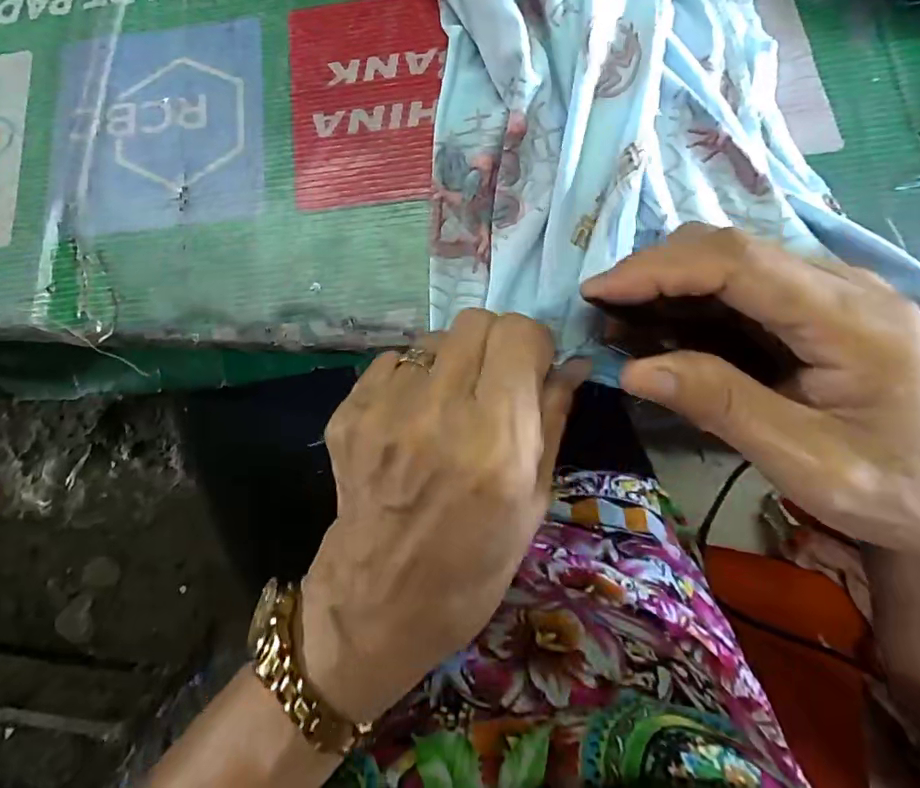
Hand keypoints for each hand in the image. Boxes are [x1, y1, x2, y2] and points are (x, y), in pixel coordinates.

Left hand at [297, 310, 588, 722]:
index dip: (532, 345)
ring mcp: (384, 407)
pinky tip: (410, 420)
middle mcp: (436, 410)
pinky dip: (409, 379)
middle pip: (473, 321)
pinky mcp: (348, 411)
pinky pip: (391, 363)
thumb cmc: (474, 563)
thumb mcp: (532, 500)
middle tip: (492, 381)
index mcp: (495, 437)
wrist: (382, 596)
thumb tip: (571, 362)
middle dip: (493, 343)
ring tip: (447, 405)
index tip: (531, 369)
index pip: (518, 333)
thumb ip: (551, 418)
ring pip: (430, 339)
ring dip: (449, 362)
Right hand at [580, 223, 919, 574]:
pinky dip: (691, 300)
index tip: (597, 292)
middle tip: (601, 311)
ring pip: (731, 260)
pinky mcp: (820, 309)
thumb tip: (633, 370)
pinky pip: (743, 286)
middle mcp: (847, 288)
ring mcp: (836, 294)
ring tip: (620, 322)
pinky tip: (662, 330)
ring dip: (667, 283)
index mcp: (855, 322)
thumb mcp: (811, 465)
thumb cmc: (901, 496)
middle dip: (653, 270)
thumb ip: (724, 407)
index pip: (738, 263)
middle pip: (730, 248)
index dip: (658, 268)